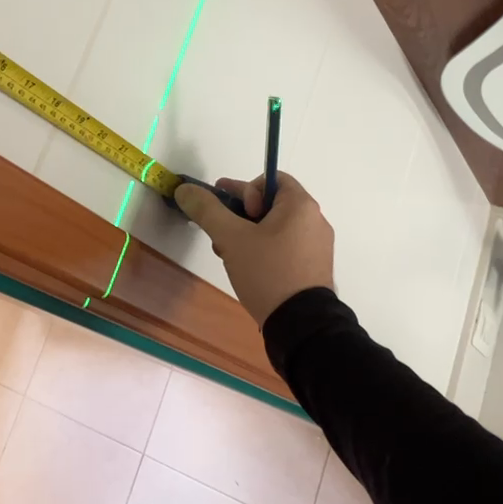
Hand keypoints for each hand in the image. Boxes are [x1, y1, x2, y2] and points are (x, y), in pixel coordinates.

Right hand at [175, 172, 334, 326]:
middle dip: (240, 214)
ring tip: (230, 254)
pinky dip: (265, 249)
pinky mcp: (314, 268)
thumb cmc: (267, 272)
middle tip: (222, 233)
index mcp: (301, 205)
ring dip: (249, 233)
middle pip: (271, 203)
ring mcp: (317, 246)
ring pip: (276, 227)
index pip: (270, 178)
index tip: (229, 211)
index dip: (244, 189)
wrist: (301, 325)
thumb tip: (185, 189)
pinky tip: (248, 268)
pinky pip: (286, 247)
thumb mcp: (231, 238)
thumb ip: (207, 210)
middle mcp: (315, 220)